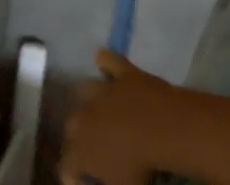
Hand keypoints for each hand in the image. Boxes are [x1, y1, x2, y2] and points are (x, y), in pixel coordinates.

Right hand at [60, 50, 188, 184]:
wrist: (162, 128)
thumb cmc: (140, 166)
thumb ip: (105, 184)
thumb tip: (101, 182)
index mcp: (79, 152)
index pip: (67, 168)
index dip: (74, 177)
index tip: (85, 180)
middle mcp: (82, 119)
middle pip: (72, 128)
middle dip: (80, 137)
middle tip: (96, 145)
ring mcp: (102, 92)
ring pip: (84, 91)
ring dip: (89, 100)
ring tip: (97, 106)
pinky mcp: (123, 73)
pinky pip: (109, 61)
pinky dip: (105, 60)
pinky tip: (101, 57)